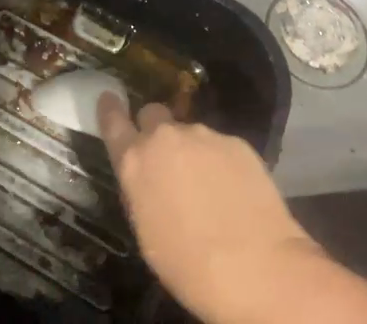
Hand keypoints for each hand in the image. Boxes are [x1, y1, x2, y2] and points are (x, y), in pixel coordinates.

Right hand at [98, 94, 366, 323]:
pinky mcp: (238, 143)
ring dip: (192, 151)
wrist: (257, 268)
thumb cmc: (188, 264)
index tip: (110, 98)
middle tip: (167, 158)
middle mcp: (165, 138)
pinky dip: (222, 162)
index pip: (113, 119)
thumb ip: (140, 191)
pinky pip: (221, 146)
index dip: (110, 108)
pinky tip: (235, 191)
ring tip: (210, 185)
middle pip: (153, 114)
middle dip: (156, 130)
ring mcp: (204, 136)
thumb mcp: (145, 230)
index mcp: (134, 161)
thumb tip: (147, 179)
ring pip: (190, 133)